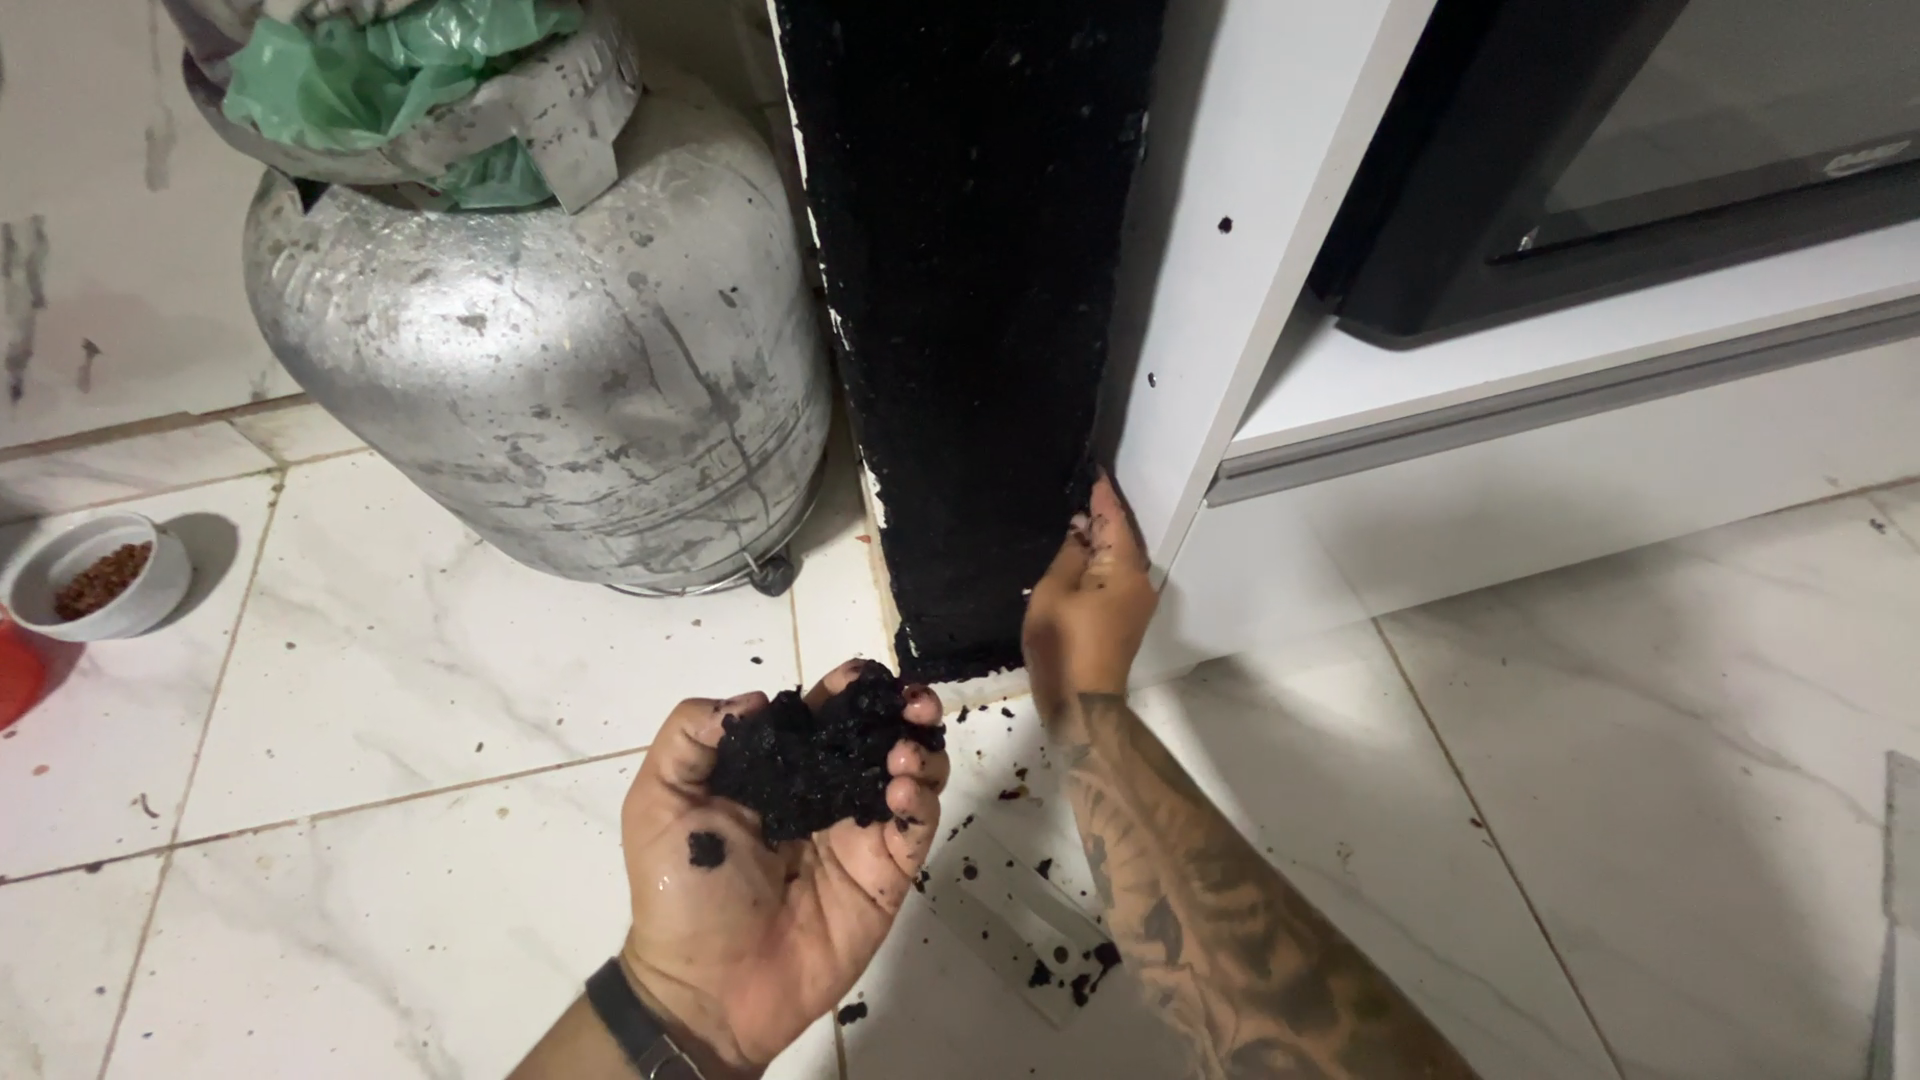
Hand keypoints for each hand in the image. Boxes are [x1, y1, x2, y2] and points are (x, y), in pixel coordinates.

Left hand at [616, 660, 947, 1074]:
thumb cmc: (682, 891)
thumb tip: (758, 698)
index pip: (826, 715)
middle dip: (904, 709)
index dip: (849, 688)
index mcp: (784, 771)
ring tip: (903, 753)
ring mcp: (862, 833)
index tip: (862, 675)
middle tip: (914, 704)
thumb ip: (691, 735)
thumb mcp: (659, 802)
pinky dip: (921, 800)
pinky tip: (899, 793)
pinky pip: (918, 826)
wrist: (706, 988)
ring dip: (920, 750)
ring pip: (913, 773)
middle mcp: (830, 792)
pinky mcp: (887, 873)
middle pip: (882, 735)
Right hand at [1021, 473, 1156, 734]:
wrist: (1081, 702)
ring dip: (1099, 542)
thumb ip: (1069, 554)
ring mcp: (1136, 603)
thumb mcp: (1053, 592)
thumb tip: (1080, 530)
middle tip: (1078, 493)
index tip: (1094, 471)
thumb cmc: (1063, 644)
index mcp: (1124, 570)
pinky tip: (1078, 558)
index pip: (1115, 520)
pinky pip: (1114, 579)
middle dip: (1101, 517)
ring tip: (1073, 521)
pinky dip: (1099, 564)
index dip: (1102, 495)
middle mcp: (1140, 582)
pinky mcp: (1126, 620)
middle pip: (1121, 539)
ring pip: (1118, 561)